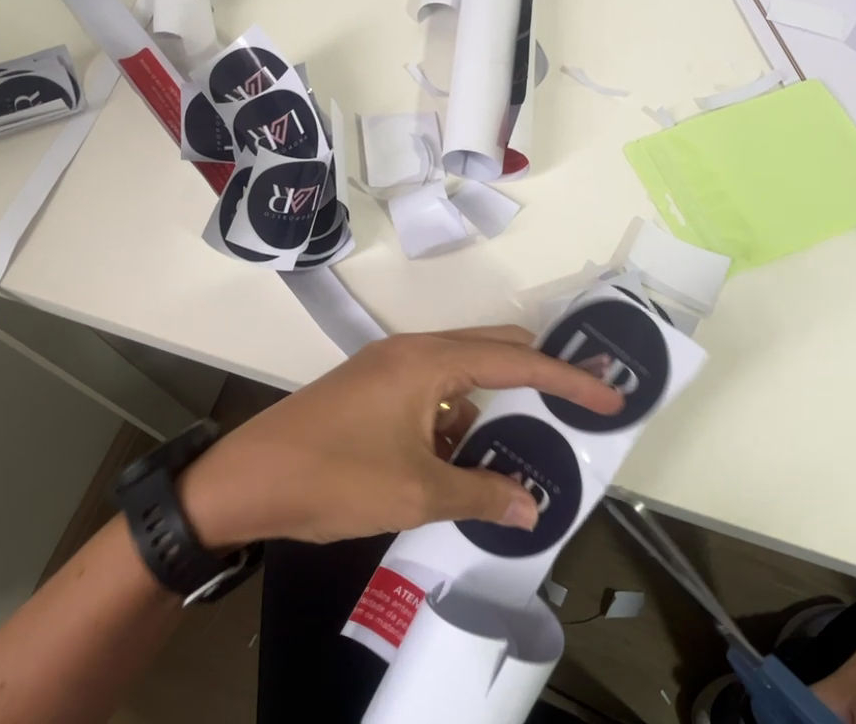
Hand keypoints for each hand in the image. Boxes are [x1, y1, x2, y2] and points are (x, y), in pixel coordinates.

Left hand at [176, 326, 623, 547]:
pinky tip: (461, 458)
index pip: (517, 361)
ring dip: (489, 403)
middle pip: (490, 350)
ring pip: (459, 373)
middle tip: (575, 401)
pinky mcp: (370, 389)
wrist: (245, 482)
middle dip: (534, 375)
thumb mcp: (417, 493)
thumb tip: (531, 505)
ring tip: (518, 443)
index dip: (568, 378)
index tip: (610, 395)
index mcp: (429, 361)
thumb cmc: (335, 478)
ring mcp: (386, 368)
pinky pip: (430, 391)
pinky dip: (454, 416)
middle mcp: (411, 351)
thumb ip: (481, 493)